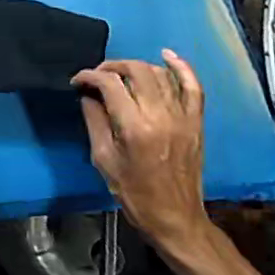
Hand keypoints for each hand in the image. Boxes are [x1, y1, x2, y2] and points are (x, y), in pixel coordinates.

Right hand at [71, 50, 212, 253]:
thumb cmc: (134, 192)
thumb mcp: (103, 158)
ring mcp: (182, 117)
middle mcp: (161, 116)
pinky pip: (193, 87)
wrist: (176, 218)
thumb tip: (88, 94)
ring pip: (160, 74)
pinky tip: (166, 55)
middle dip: (111, 67)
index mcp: (134, 127)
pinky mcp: (196, 122)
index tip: (78, 82)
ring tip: (121, 74)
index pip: (109, 83)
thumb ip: (94, 120)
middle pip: (135, 70)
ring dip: (137, 67)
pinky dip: (182, 68)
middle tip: (97, 77)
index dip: (89, 76)